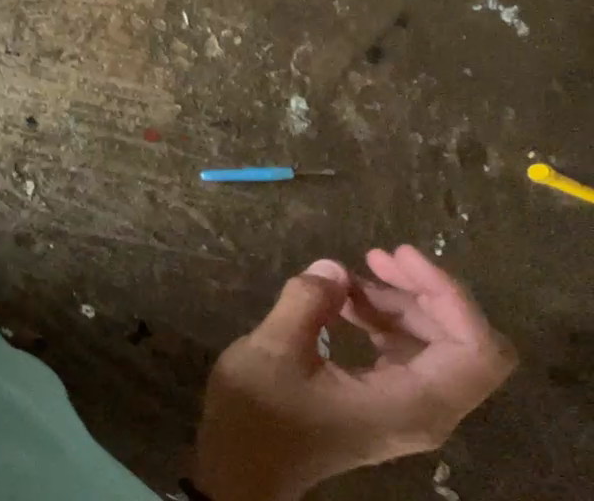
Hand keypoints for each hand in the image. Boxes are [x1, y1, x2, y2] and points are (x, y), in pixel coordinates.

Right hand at [192, 246, 515, 500]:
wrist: (243, 462)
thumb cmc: (259, 411)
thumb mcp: (272, 350)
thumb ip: (305, 304)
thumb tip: (331, 268)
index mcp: (414, 403)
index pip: (475, 348)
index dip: (447, 295)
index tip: (393, 255)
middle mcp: (428, 410)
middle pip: (462, 344)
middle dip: (423, 295)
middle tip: (369, 257)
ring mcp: (409, 410)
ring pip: (437, 349)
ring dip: (399, 306)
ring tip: (341, 279)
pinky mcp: (386, 405)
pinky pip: (408, 358)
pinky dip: (382, 324)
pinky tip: (337, 306)